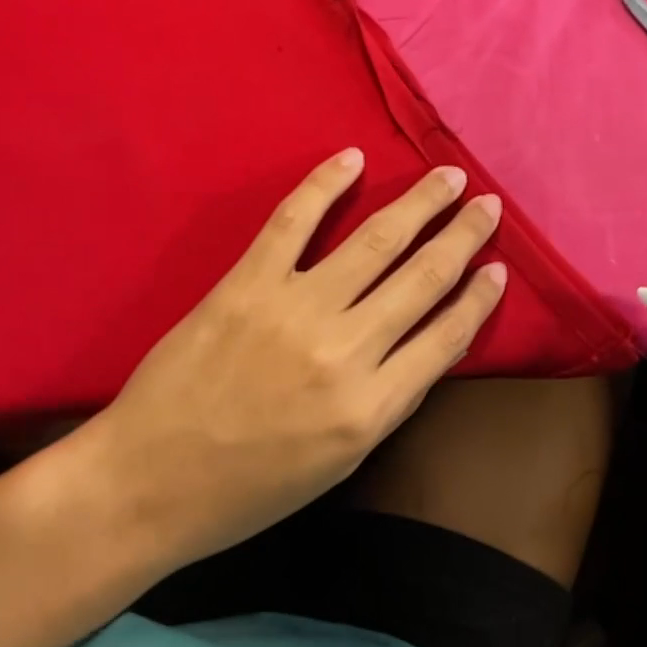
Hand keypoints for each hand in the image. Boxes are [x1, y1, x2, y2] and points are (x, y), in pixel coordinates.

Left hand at [66, 148, 507, 572]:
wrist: (147, 486)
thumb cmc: (250, 487)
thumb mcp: (341, 460)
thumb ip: (389, 399)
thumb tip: (427, 341)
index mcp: (372, 406)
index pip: (447, 336)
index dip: (480, 298)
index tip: (499, 268)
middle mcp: (345, 352)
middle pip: (424, 277)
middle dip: (464, 236)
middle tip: (488, 203)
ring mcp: (295, 310)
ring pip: (376, 242)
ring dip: (420, 204)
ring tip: (449, 177)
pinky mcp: (246, 284)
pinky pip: (294, 222)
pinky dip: (325, 185)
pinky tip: (353, 159)